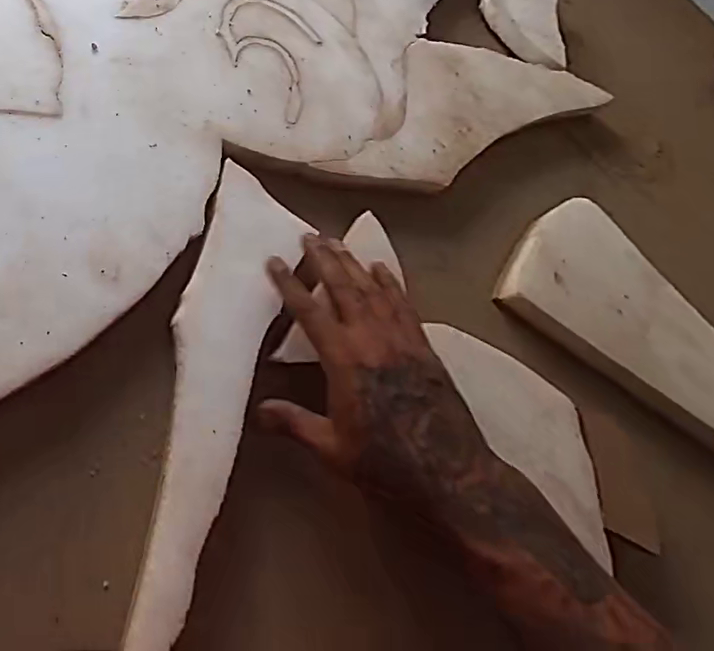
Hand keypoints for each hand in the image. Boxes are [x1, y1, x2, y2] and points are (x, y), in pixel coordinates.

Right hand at [260, 236, 672, 647]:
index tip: (273, 261)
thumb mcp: (333, 450)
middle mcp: (371, 340)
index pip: (309, 311)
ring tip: (337, 241)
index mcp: (343, 360)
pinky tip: (381, 268)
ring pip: (372, 290)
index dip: (289, 284)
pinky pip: (404, 305)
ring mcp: (401, 340)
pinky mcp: (424, 347)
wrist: (455, 478)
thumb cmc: (386, 464)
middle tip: (308, 235)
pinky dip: (391, 283)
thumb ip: (294, 423)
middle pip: (343, 288)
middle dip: (324, 259)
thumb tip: (258, 411)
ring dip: (353, 263)